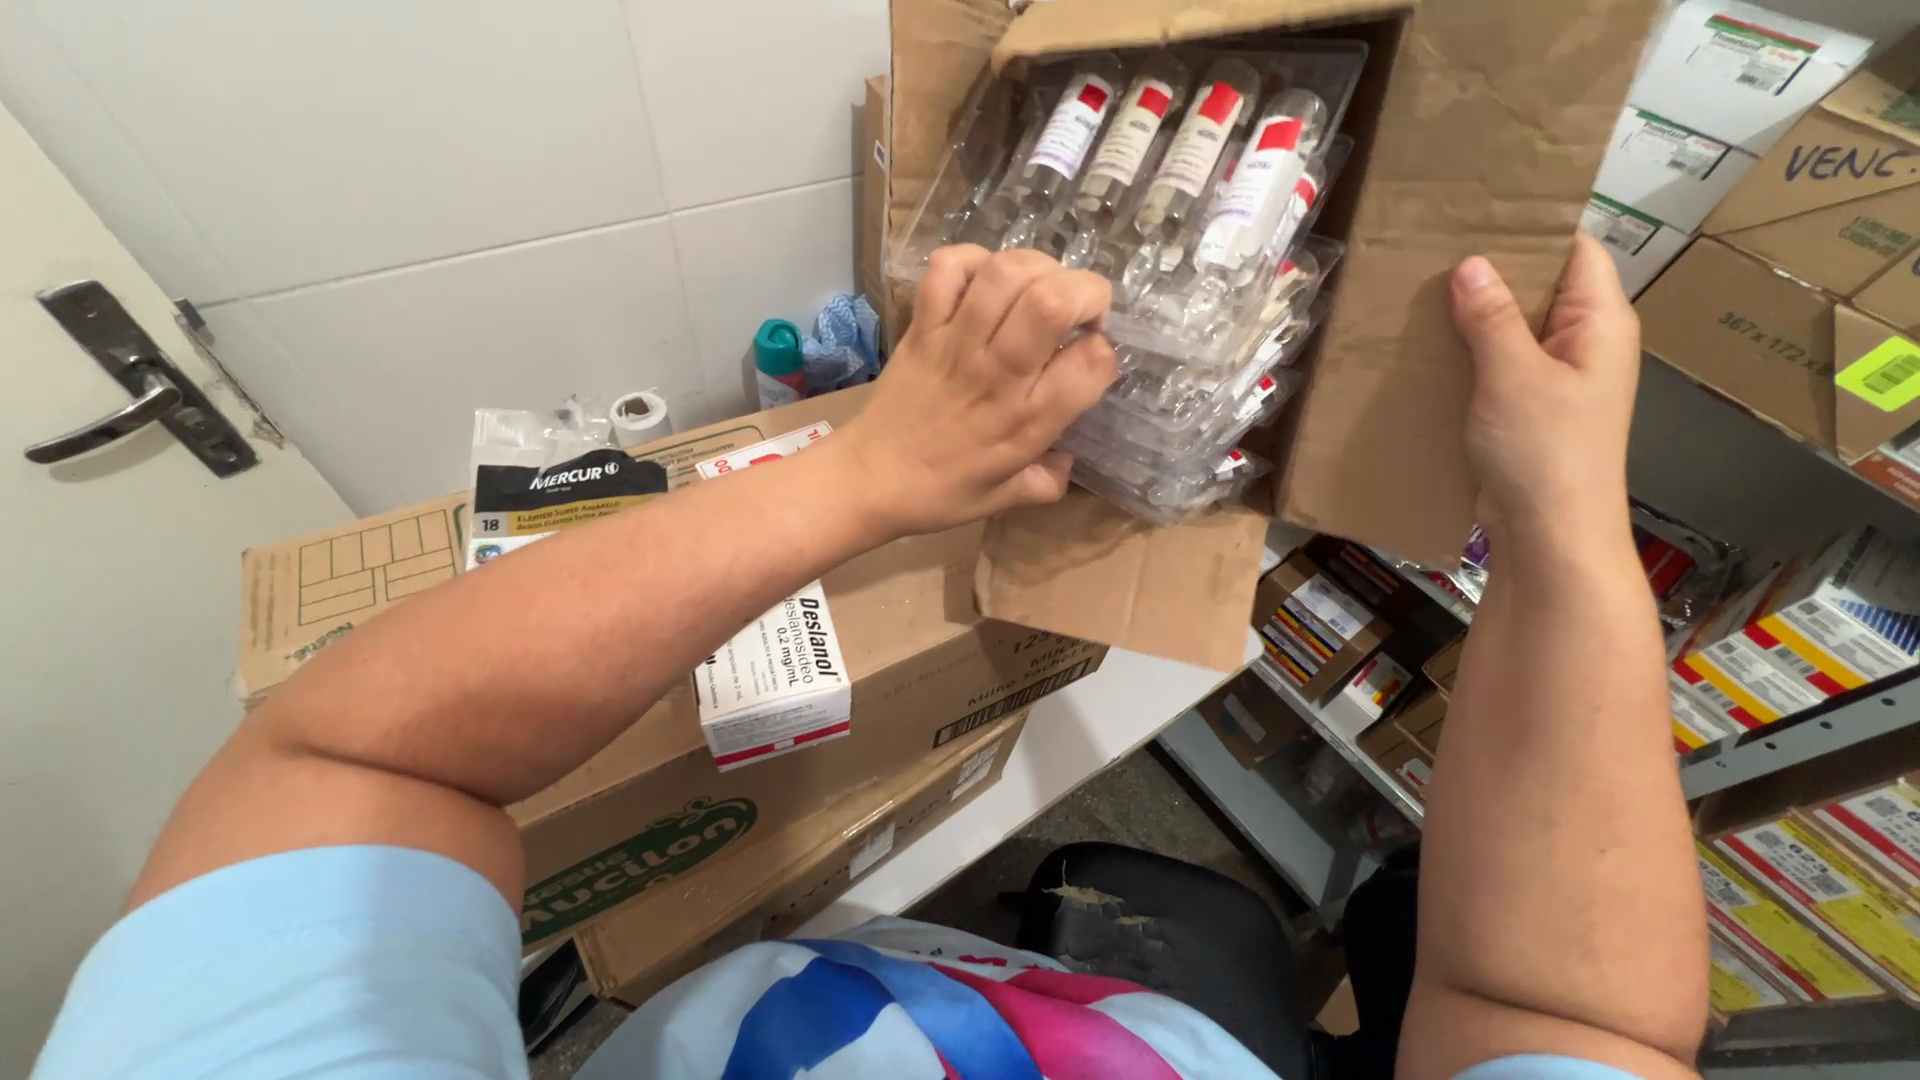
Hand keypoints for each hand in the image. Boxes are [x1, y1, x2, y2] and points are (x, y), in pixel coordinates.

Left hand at [833, 245, 1118, 536]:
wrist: (868, 480)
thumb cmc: (939, 493)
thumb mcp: (1003, 498)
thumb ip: (1046, 481)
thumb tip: (1068, 461)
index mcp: (1027, 421)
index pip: (1092, 362)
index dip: (1103, 351)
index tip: (1089, 359)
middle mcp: (998, 374)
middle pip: (1053, 301)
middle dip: (1086, 290)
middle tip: (1077, 311)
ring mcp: (956, 343)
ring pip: (1005, 273)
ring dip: (1037, 267)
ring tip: (1038, 288)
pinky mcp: (922, 326)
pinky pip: (947, 268)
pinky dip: (973, 259)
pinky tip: (985, 280)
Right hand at [1451, 232, 1639, 546]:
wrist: (1548, 531)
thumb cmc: (1544, 450)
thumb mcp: (1514, 377)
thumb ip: (1493, 319)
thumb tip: (1471, 263)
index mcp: (1599, 323)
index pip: (1574, 252)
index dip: (1530, 230)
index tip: (1473, 217)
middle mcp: (1581, 344)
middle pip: (1537, 290)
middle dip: (1488, 274)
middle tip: (1429, 256)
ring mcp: (1552, 379)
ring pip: (1509, 331)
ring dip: (1469, 319)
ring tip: (1417, 300)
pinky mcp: (1523, 409)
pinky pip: (1493, 367)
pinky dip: (1464, 357)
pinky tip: (1425, 353)